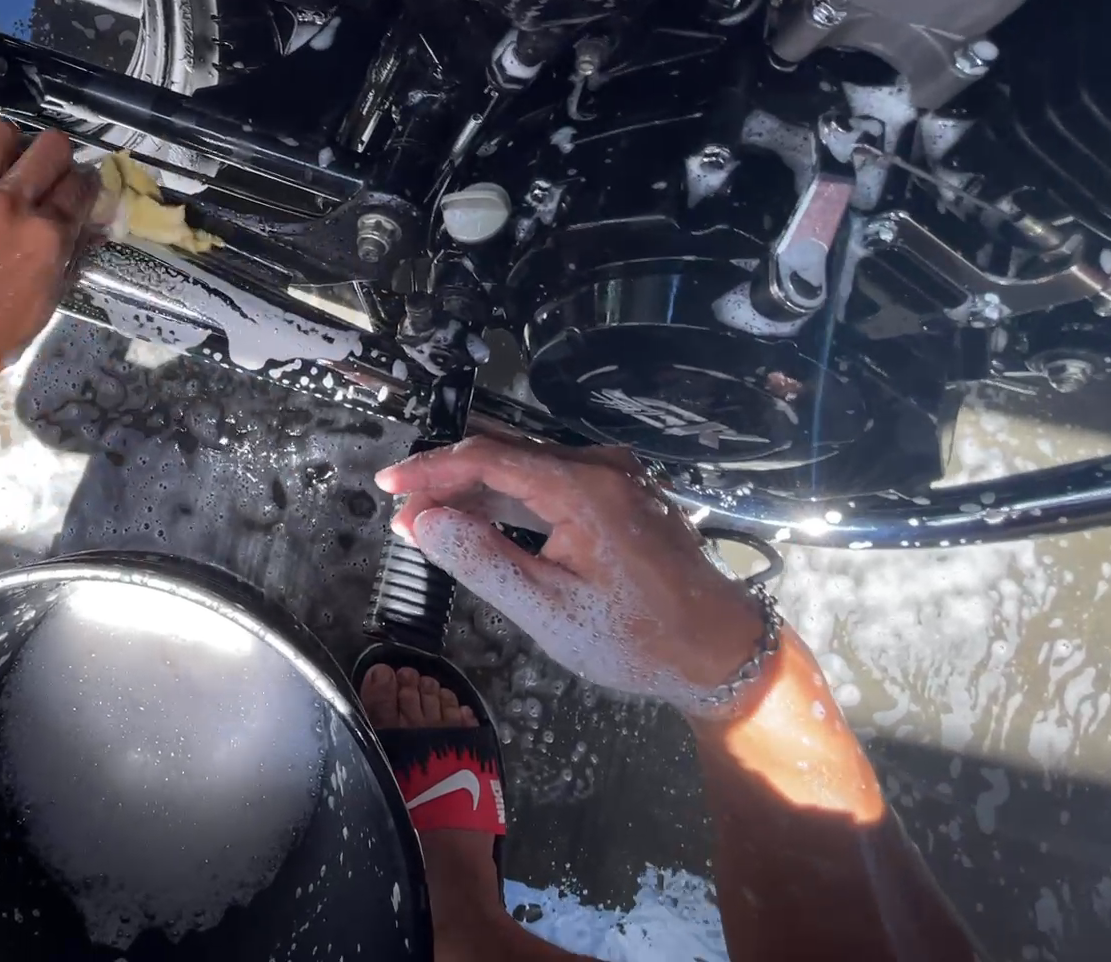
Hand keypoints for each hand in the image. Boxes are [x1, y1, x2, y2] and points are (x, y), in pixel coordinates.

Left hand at [0, 117, 98, 371]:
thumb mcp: (45, 304)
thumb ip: (66, 254)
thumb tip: (82, 220)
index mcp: (44, 237)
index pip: (80, 184)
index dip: (82, 186)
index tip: (74, 191)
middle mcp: (5, 205)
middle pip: (49, 146)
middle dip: (54, 158)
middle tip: (42, 175)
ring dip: (6, 149)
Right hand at [375, 437, 764, 714]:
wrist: (724, 653)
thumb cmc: (637, 639)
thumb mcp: (549, 611)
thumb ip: (481, 561)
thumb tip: (423, 520)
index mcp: (584, 488)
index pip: (486, 458)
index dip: (429, 469)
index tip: (386, 485)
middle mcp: (598, 466)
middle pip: (500, 456)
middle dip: (444, 482)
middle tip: (404, 518)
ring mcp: (610, 476)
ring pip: (520, 468)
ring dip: (470, 491)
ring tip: (428, 522)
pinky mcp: (614, 492)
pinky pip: (544, 481)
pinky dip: (503, 499)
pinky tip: (476, 519)